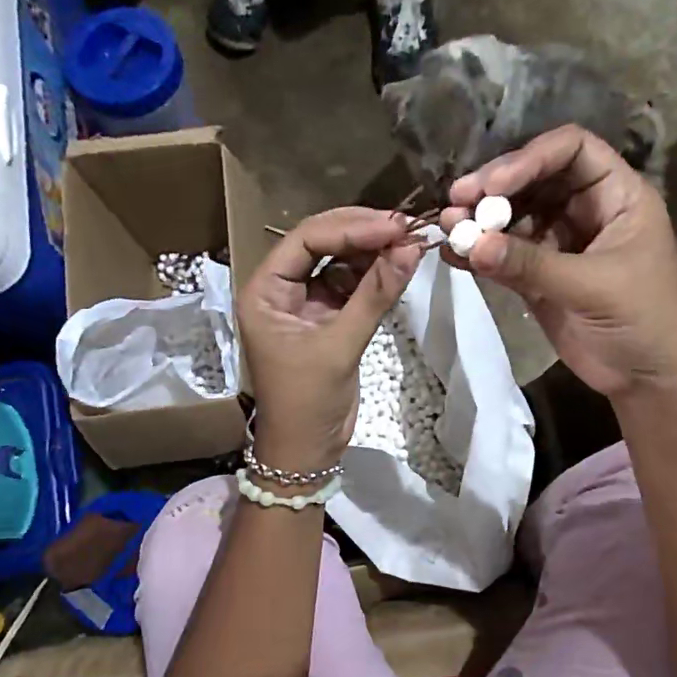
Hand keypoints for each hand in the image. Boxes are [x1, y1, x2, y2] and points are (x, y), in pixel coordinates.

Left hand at [237, 208, 424, 476]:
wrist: (306, 450)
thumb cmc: (308, 401)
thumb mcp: (340, 346)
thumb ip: (375, 295)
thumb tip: (411, 248)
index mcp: (266, 290)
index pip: (307, 240)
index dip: (351, 228)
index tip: (394, 226)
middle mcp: (282, 289)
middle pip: (322, 243)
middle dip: (363, 233)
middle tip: (406, 227)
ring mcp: (306, 303)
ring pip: (340, 262)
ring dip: (372, 252)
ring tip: (409, 243)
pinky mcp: (328, 319)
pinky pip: (352, 286)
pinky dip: (375, 276)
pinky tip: (399, 266)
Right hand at [441, 126, 676, 400]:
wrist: (649, 378)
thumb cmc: (643, 320)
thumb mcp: (593, 286)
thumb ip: (533, 264)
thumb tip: (473, 245)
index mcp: (616, 195)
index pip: (572, 151)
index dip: (531, 158)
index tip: (493, 185)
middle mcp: (585, 211)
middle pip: (535, 180)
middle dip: (495, 189)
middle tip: (457, 201)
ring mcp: (560, 244)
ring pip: (515, 218)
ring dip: (481, 221)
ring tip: (449, 227)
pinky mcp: (540, 278)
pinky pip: (505, 258)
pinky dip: (480, 256)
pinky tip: (452, 255)